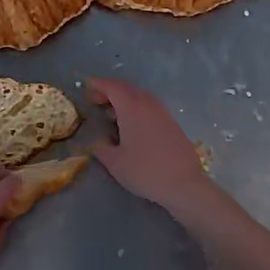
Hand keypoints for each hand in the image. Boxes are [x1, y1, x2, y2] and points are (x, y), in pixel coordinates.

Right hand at [87, 77, 217, 218]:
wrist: (183, 184)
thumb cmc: (144, 171)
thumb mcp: (115, 162)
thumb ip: (101, 148)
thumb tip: (96, 142)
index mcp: (133, 110)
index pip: (114, 88)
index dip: (99, 84)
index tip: (86, 85)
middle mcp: (149, 106)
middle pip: (128, 89)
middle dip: (111, 90)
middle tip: (96, 100)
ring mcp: (164, 114)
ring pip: (142, 97)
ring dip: (125, 99)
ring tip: (112, 113)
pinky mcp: (172, 125)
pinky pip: (151, 108)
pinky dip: (137, 108)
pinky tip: (132, 125)